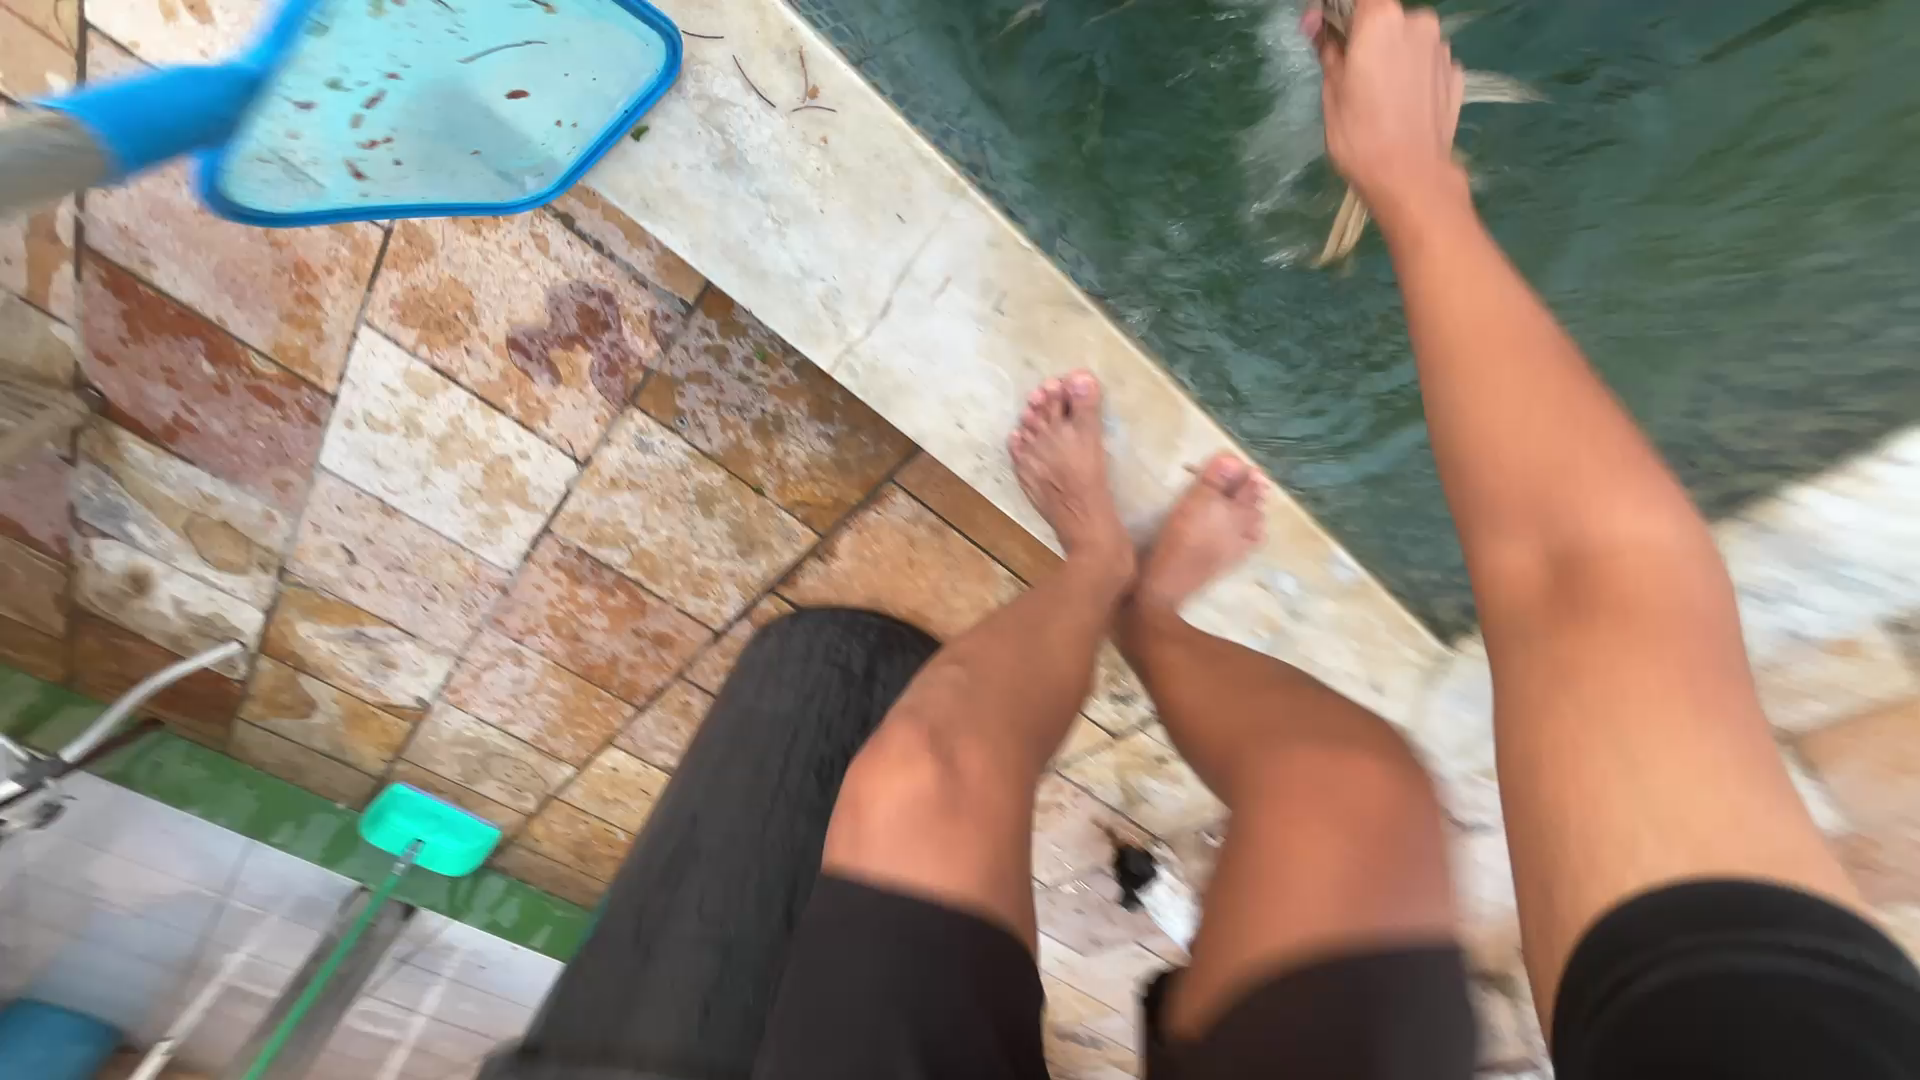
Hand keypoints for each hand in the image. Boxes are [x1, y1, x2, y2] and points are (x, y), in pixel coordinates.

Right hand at [1308, 0, 1467, 228]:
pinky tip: (1400, 106)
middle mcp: (1418, 20)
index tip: (1328, 32)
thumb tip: (1317, 21)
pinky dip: (1411, 73)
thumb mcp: (1331, 95)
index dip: (1341, 10)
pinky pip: (1425, 62)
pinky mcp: (1455, 70)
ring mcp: (1441, 45)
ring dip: (1392, 56)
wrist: (1410, 175)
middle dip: (1368, 37)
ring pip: (1408, 39)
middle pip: (1385, 17)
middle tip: (1351, 77)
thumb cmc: (1359, 137)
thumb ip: (1329, 50)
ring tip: (1378, 98)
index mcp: (1381, 20)